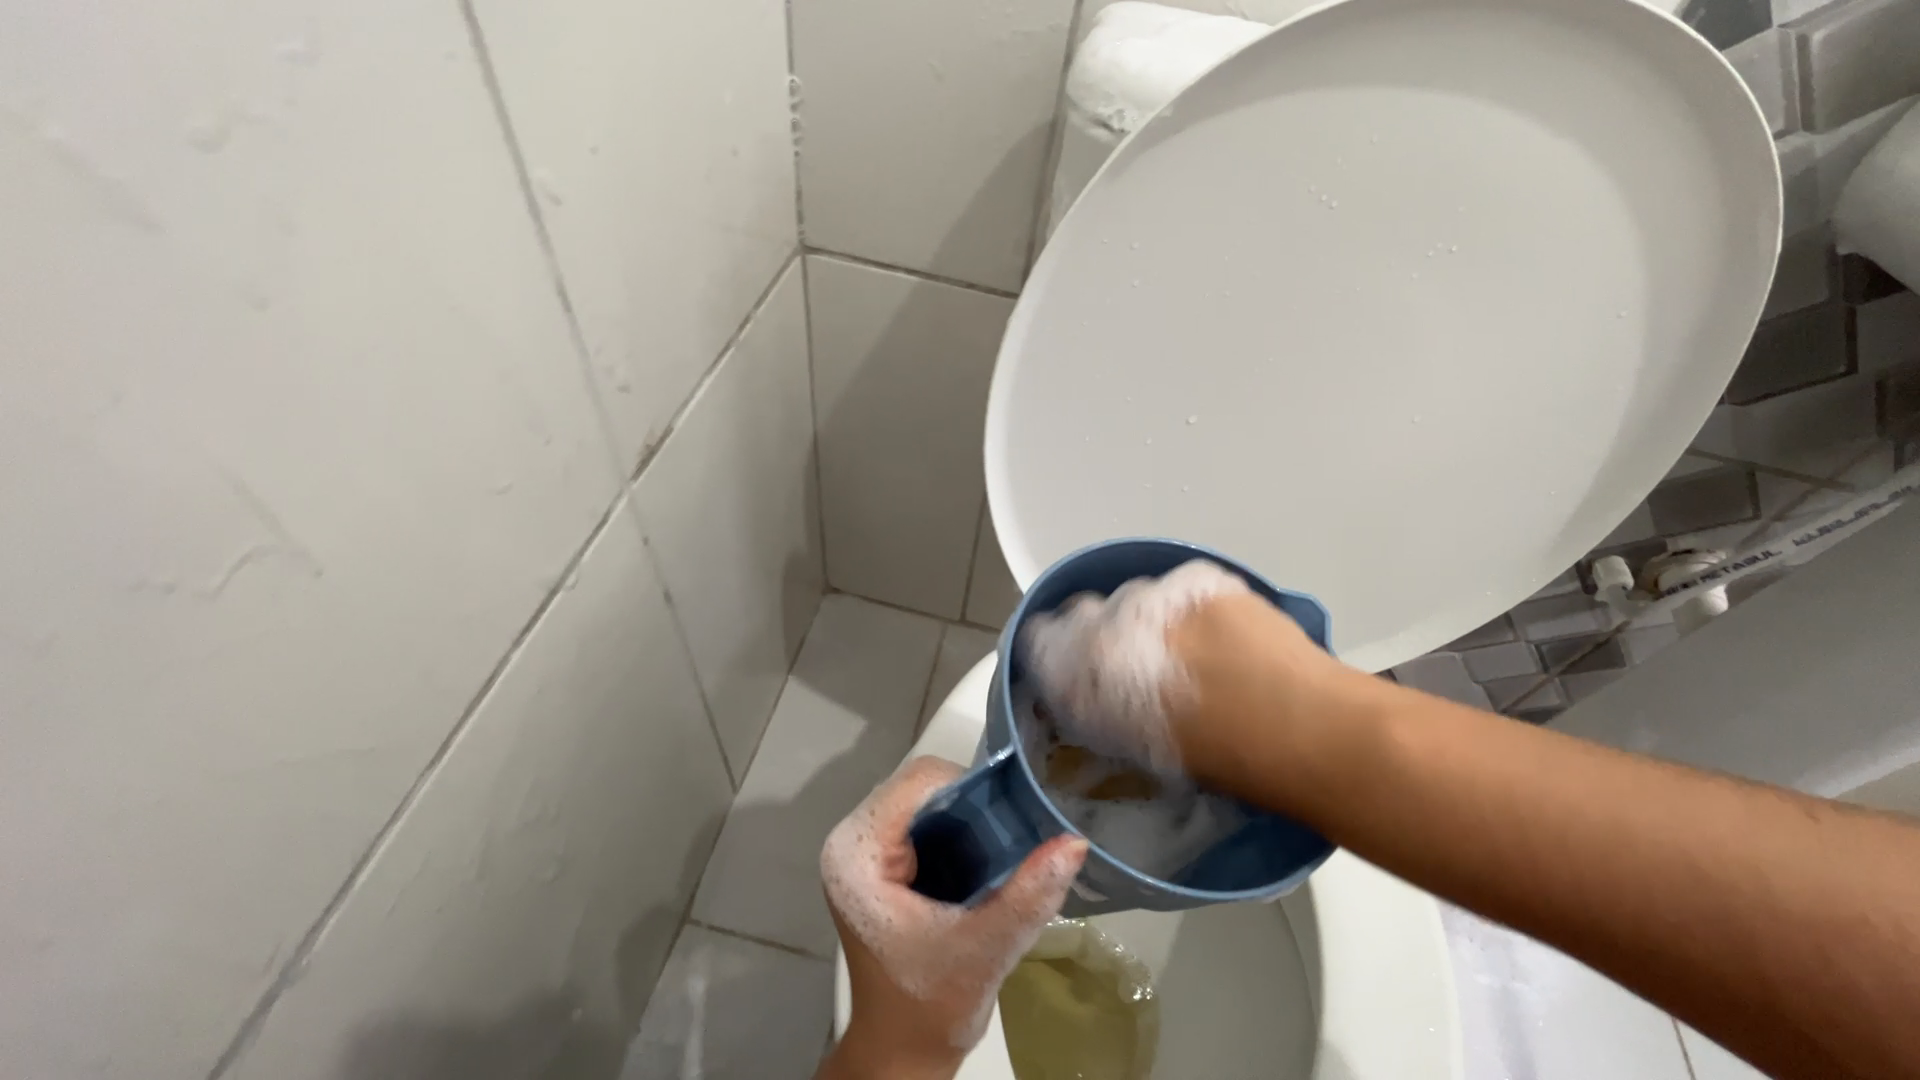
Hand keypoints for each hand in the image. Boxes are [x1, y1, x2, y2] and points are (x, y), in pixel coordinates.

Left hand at [819, 757, 1088, 1074]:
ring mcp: (865, 847)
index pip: (919, 782)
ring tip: (1004, 847)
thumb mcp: (984, 949)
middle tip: (1016, 835)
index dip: (971, 789)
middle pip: (922, 786)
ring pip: (927, 799)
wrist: (902, 1049)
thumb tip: (1075, 841)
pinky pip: (926, 819)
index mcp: (858, 853)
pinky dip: (961, 830)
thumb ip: (1028, 895)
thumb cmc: (929, 1004)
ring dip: (969, 817)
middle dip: (973, 805)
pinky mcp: (881, 858)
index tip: (1015, 819)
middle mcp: (852, 839)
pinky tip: (986, 858)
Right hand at [1019, 559, 1340, 789]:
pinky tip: (1220, 634)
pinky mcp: (1198, 577)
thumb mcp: (1138, 747)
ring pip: (1134, 599)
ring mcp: (1155, 594)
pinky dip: (1190, 607)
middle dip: (1103, 633)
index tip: (1068, 663)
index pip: (1038, 642)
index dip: (1053, 652)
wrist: (1298, 726)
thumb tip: (1096, 695)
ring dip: (1149, 619)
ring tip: (1190, 650)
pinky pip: (1179, 589)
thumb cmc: (1219, 759)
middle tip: (1139, 662)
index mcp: (1083, 671)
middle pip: (1085, 614)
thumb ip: (1101, 712)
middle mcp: (1106, 622)